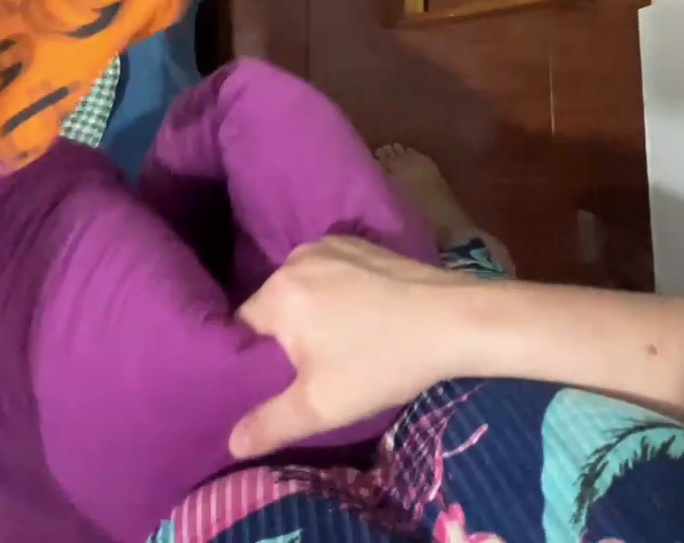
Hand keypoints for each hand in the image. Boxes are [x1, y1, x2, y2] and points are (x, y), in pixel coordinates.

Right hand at [229, 236, 477, 458]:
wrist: (451, 320)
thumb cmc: (381, 361)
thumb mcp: (320, 406)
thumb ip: (269, 423)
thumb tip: (232, 440)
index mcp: (279, 291)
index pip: (240, 328)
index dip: (248, 360)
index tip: (264, 383)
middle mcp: (297, 257)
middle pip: (271, 305)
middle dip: (280, 337)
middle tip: (303, 370)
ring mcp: (331, 243)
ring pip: (301, 288)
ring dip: (308, 314)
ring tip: (332, 345)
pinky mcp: (359, 242)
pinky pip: (328, 272)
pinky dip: (332, 292)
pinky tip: (357, 317)